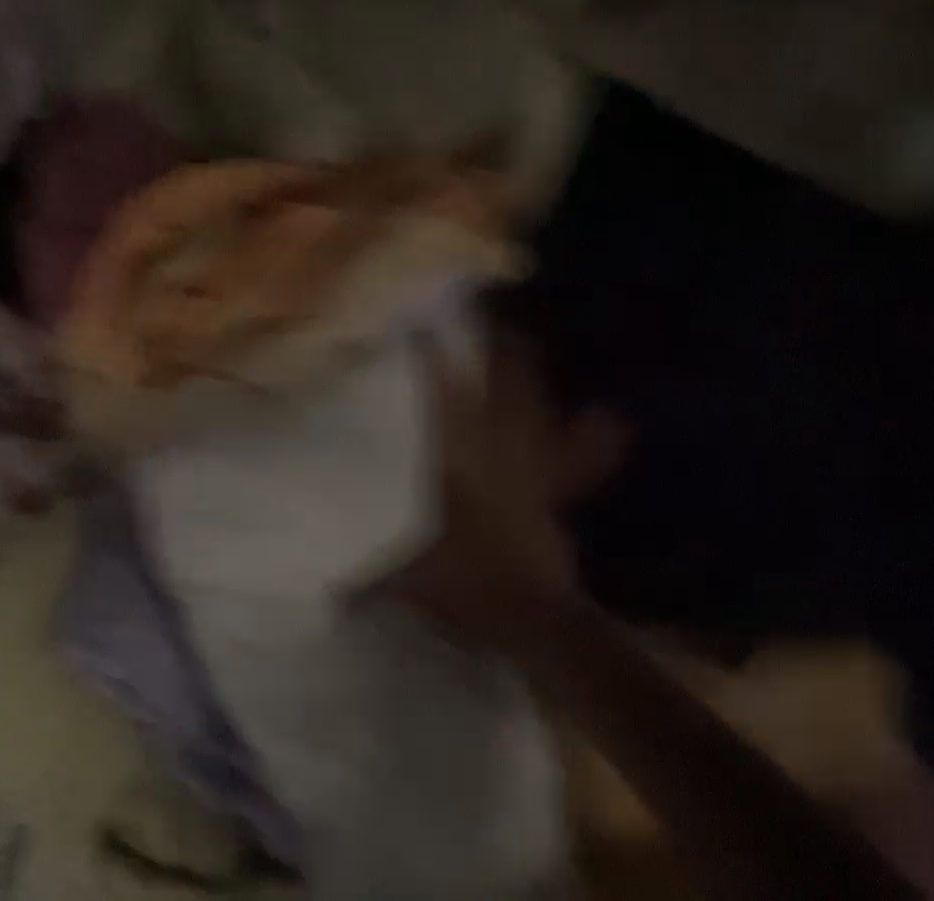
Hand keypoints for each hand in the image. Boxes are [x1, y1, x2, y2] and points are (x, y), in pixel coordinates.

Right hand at [385, 332, 627, 657]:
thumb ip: (365, 574)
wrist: (531, 619)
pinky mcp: (552, 497)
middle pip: (499, 393)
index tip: (421, 324)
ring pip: (533, 413)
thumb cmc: (463, 587)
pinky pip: (572, 461)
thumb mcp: (400, 578)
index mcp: (454, 466)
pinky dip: (591, 440)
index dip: (431, 361)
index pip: (440, 402)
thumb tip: (327, 585)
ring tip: (525, 341)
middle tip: (490, 314)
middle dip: (494, 353)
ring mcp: (529, 473)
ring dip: (530, 378)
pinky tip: (606, 415)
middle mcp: (495, 457)